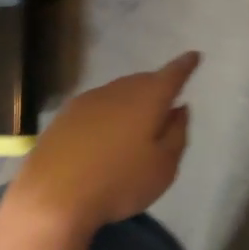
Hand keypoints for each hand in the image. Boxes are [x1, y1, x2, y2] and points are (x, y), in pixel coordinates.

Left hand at [8, 52, 199, 233]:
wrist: (54, 193)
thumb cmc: (119, 181)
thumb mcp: (163, 168)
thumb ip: (176, 134)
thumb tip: (179, 109)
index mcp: (147, 98)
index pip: (172, 74)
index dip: (185, 66)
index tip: (194, 56)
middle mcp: (118, 89)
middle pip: (144, 82)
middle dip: (156, 87)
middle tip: (165, 103)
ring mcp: (89, 99)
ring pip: (119, 92)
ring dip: (131, 102)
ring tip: (136, 125)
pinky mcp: (67, 114)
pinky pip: (98, 106)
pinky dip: (109, 114)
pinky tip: (105, 135)